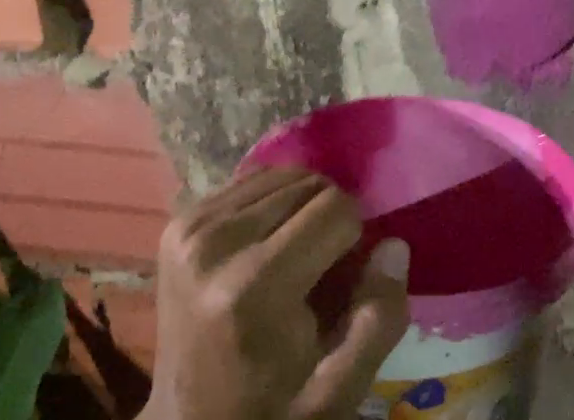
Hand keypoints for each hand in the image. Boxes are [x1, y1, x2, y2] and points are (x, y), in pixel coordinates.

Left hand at [142, 166, 409, 419]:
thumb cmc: (273, 407)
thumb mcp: (337, 392)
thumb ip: (378, 321)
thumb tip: (393, 245)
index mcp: (254, 286)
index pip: (337, 208)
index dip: (355, 239)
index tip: (344, 281)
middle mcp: (214, 244)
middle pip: (310, 185)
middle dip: (329, 220)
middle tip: (321, 271)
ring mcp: (190, 229)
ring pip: (284, 177)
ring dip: (303, 209)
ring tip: (294, 258)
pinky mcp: (179, 222)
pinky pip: (253, 182)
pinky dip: (274, 204)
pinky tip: (269, 244)